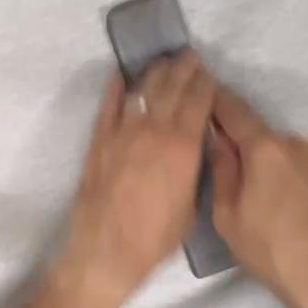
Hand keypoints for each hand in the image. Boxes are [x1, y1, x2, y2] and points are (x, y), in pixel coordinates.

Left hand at [50, 50, 215, 307]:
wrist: (108, 250)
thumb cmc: (156, 237)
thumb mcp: (191, 205)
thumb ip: (194, 170)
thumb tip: (196, 149)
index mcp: (183, 146)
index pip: (198, 101)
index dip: (206, 84)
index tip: (210, 75)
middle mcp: (153, 131)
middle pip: (170, 87)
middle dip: (183, 68)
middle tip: (189, 56)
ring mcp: (122, 134)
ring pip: (141, 92)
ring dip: (154, 73)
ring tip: (163, 62)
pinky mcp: (98, 144)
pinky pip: (108, 109)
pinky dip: (115, 90)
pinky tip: (120, 78)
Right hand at [209, 88, 307, 307]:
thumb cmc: (270, 251)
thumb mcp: (228, 217)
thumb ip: (221, 171)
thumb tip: (218, 141)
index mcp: (266, 148)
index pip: (235, 111)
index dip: (217, 103)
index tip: (206, 98)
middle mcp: (300, 143)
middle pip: (264, 140)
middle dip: (249, 154)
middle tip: (240, 188)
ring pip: (291, 157)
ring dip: (278, 171)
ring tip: (274, 208)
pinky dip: (301, 185)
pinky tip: (299, 215)